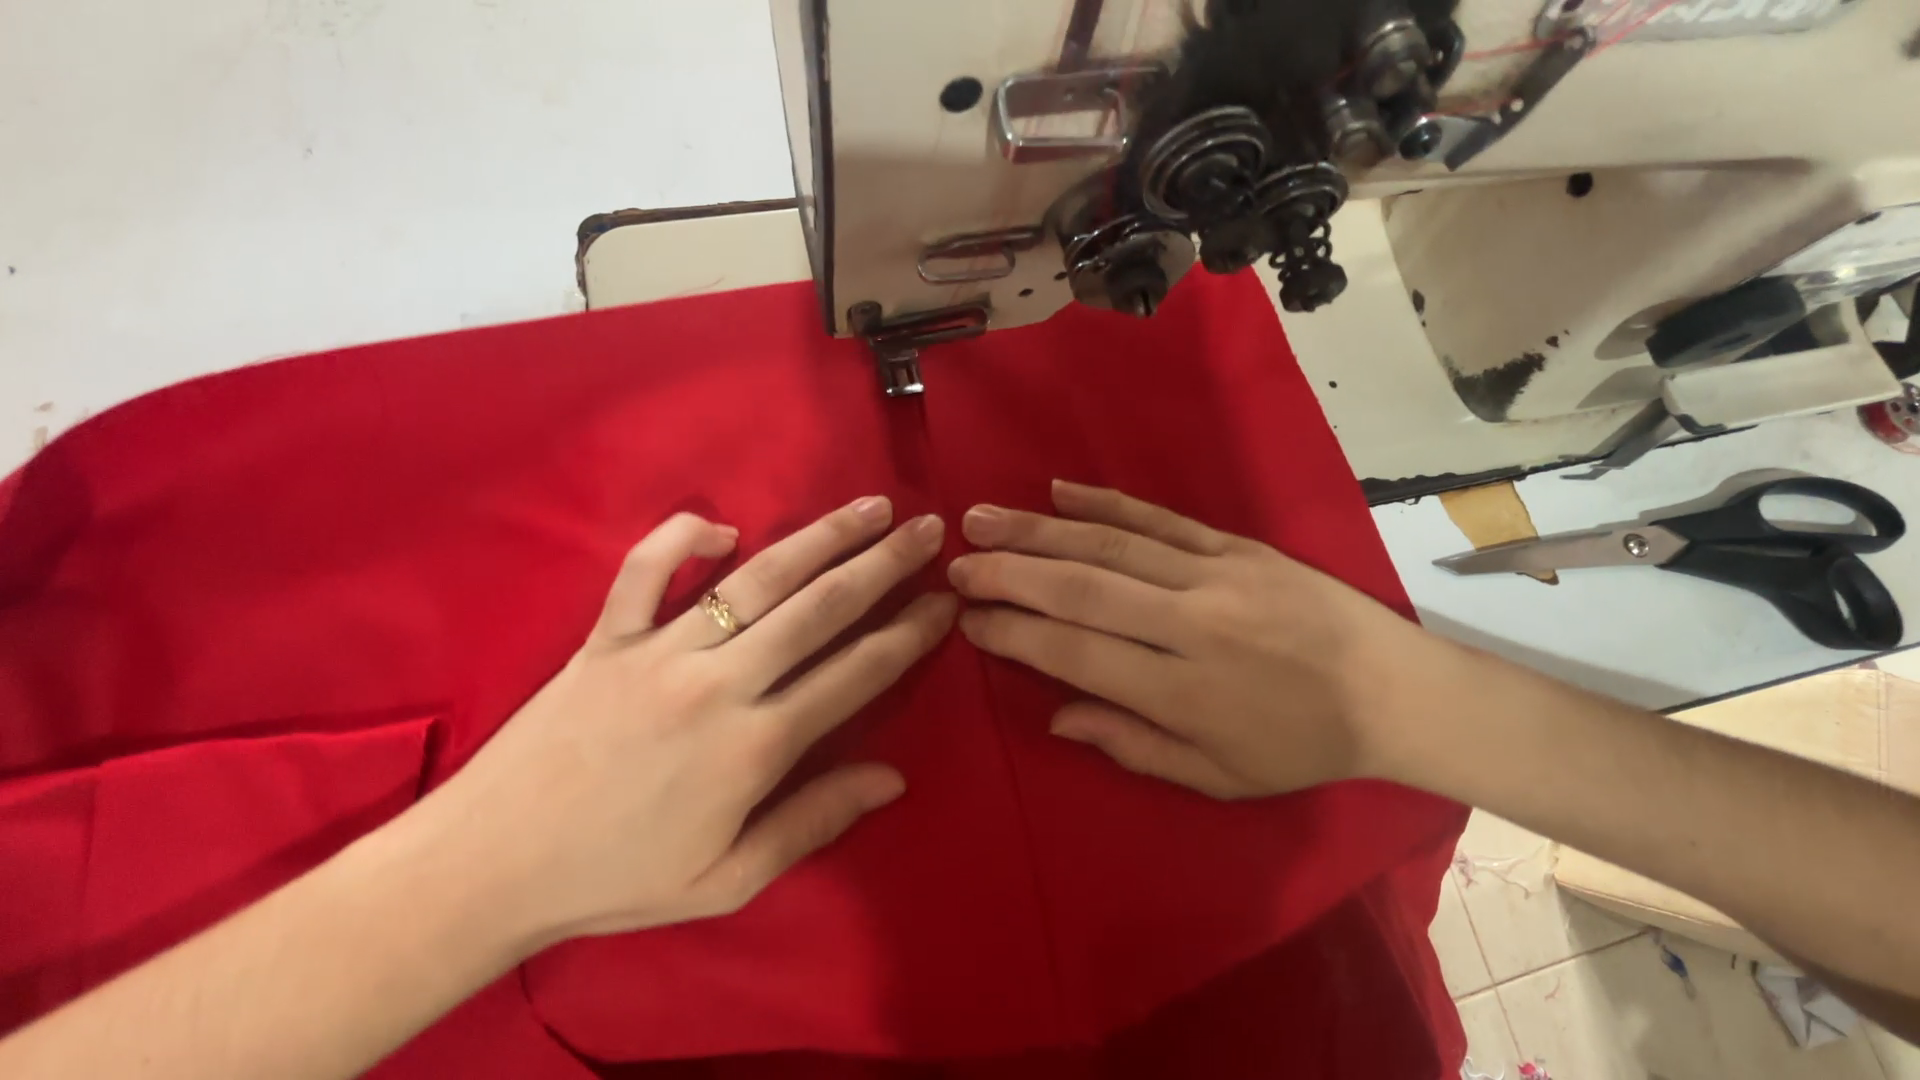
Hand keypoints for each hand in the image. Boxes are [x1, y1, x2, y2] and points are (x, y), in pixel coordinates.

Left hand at [425, 497, 954, 948]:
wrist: (489, 865)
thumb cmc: (616, 879)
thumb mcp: (728, 879)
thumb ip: (813, 820)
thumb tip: (891, 777)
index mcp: (756, 747)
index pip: (856, 673)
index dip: (909, 634)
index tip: (944, 602)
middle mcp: (719, 684)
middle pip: (820, 609)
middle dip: (883, 565)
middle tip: (927, 529)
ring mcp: (659, 652)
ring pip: (757, 580)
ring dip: (820, 539)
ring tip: (867, 509)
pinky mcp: (606, 638)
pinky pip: (644, 571)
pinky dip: (680, 539)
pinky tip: (721, 527)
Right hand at [948, 481, 1440, 798]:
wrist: (1396, 691)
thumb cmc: (1299, 746)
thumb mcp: (1217, 776)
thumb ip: (1132, 745)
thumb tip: (1055, 714)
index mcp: (1182, 690)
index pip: (1074, 652)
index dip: (1013, 634)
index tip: (966, 621)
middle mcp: (1190, 624)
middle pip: (1081, 589)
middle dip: (1009, 573)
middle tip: (955, 560)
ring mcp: (1215, 575)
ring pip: (1110, 544)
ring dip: (1039, 529)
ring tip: (983, 517)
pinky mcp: (1237, 545)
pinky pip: (1160, 518)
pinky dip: (1107, 502)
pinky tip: (1059, 490)